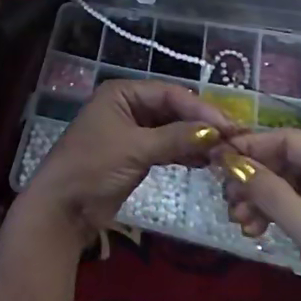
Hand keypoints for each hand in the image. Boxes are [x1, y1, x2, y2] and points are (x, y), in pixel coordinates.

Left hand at [21, 79, 235, 242]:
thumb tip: (218, 132)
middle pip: (173, 110)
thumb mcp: (135, 149)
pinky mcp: (135, 155)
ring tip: (227, 152)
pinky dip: (186, 153)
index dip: (201, 108)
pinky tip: (208, 162)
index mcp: (121, 93)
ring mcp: (131, 131)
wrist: (64, 207)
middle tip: (235, 139)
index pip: (169, 93)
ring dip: (196, 140)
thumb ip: (177, 138)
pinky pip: (167, 148)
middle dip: (201, 124)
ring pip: (172, 130)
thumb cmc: (93, 167)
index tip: (231, 126)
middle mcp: (127, 106)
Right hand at [217, 130, 300, 300]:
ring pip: (289, 184)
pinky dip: (273, 214)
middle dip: (255, 178)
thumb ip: (272, 194)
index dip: (253, 146)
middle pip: (289, 161)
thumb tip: (231, 163)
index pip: (294, 141)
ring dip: (260, 199)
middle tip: (226, 198)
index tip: (217, 160)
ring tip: (238, 220)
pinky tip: (254, 231)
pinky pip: (296, 205)